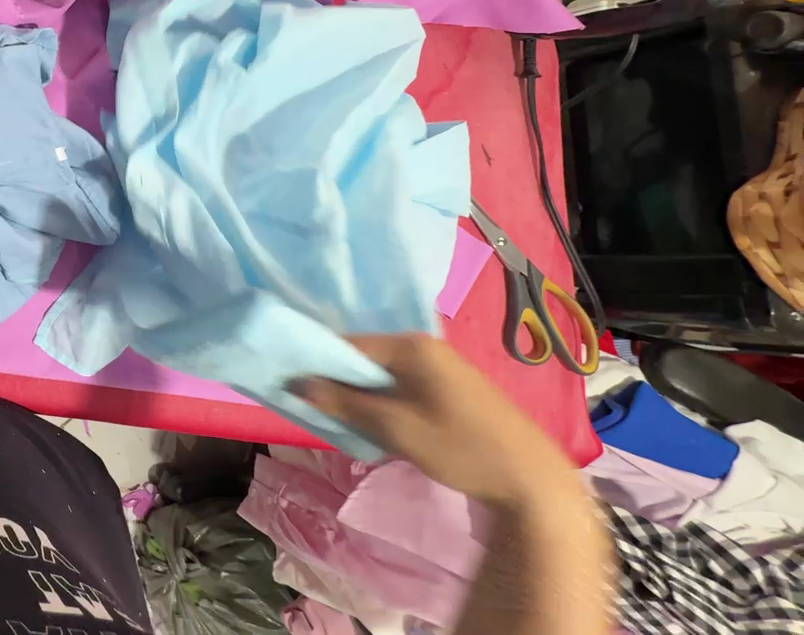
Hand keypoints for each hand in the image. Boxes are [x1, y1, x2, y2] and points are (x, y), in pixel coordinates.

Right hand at [294, 333, 579, 507]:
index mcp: (410, 346)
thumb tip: (294, 383)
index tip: (292, 381)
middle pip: (363, 357)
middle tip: (317, 404)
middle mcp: (424, 346)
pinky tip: (377, 421)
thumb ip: (342, 402)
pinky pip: (401, 383)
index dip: (315, 361)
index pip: (345, 343)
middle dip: (338, 379)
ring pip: (381, 373)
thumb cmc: (463, 449)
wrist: (538, 487)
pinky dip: (383, 399)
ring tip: (343, 416)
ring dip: (361, 392)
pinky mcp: (452, 388)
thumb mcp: (395, 428)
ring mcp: (441, 366)